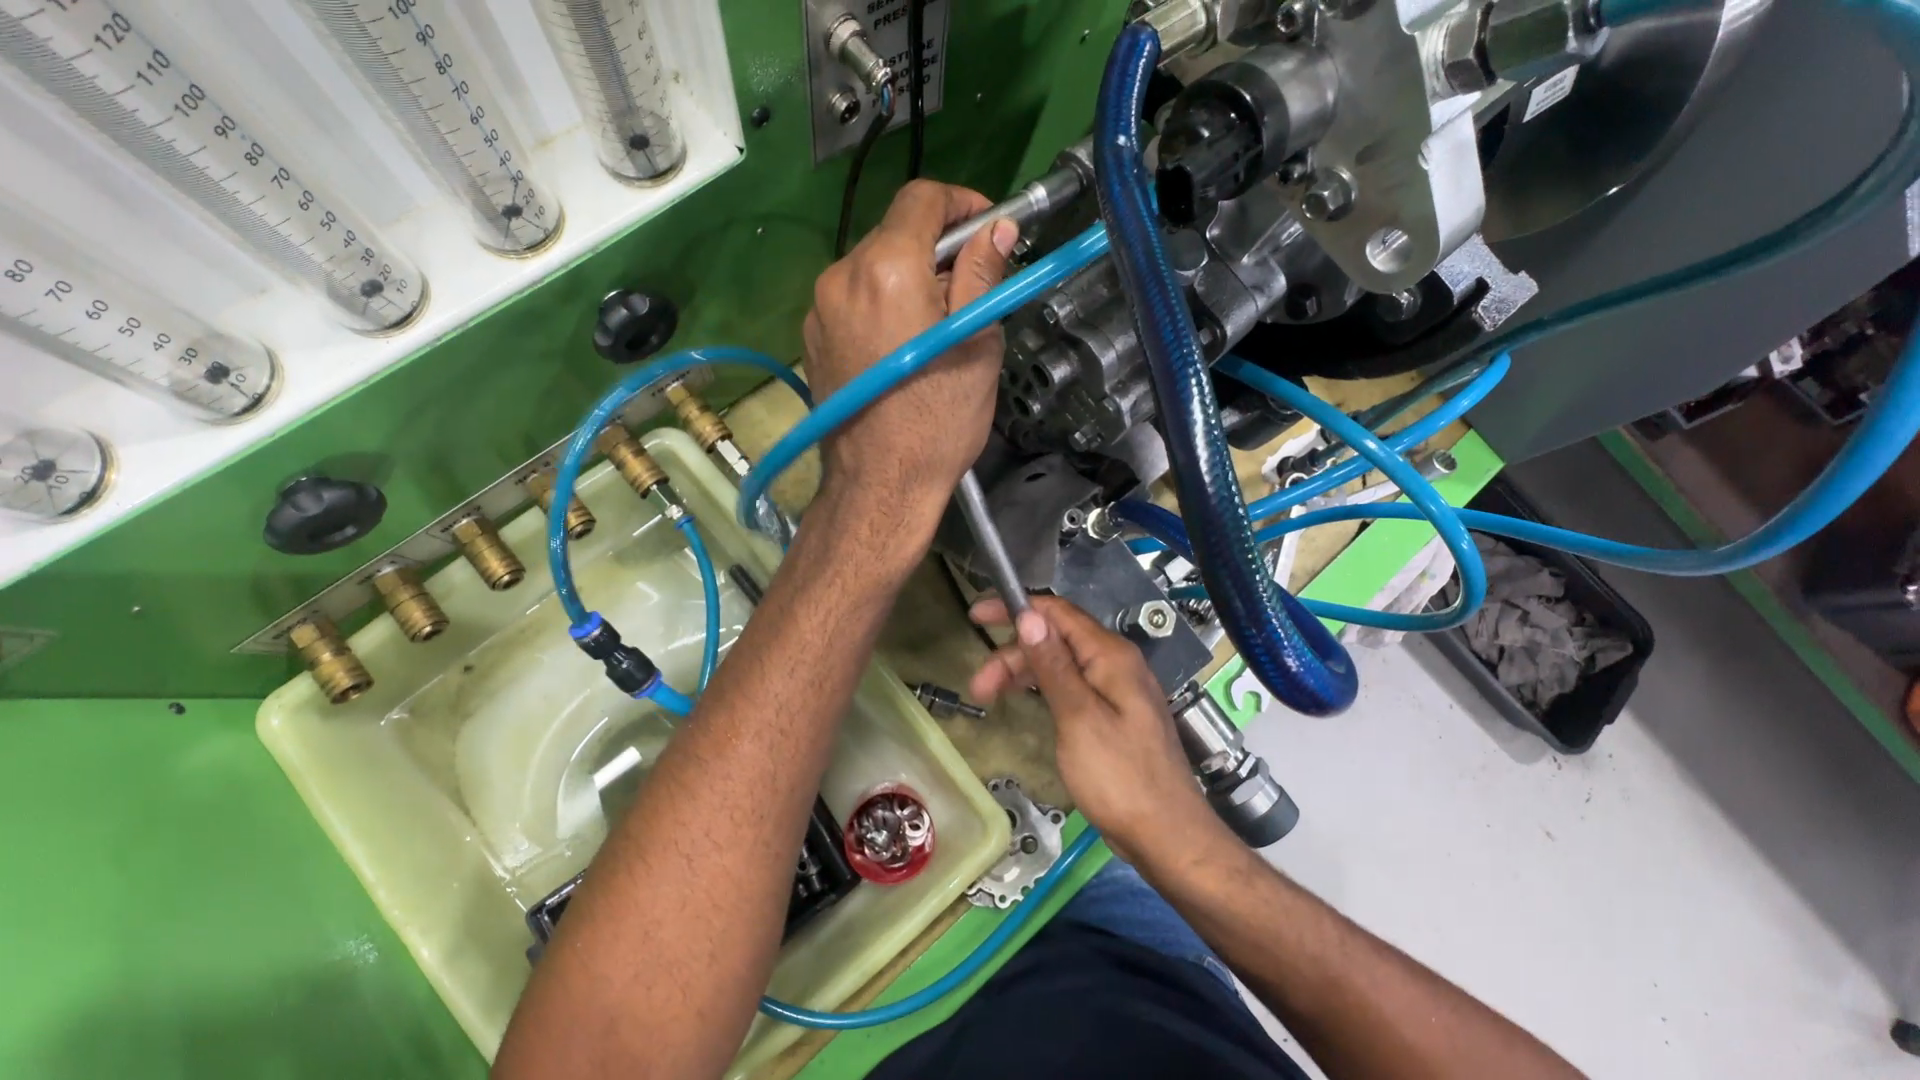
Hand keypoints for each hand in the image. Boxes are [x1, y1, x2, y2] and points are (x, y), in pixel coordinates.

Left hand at [803, 180, 1018, 504]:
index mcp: (888, 269)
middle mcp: (842, 275)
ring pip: (873, 266)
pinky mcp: (812, 337)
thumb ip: (982, 275)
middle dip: (936, 247)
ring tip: (937, 324)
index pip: (922, 197)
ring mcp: (820, 308)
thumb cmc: (938, 420)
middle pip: (895, 231)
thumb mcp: (977, 344)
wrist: (879, 484)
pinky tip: (902, 346)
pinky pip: (854, 298)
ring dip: (909, 277)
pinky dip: (882, 303)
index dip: (962, 203)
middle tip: (971, 287)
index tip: (989, 231)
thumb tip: (995, 229)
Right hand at [967, 595, 1228, 863]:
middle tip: (978, 686)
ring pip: (1062, 665)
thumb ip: (1053, 665)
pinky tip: (1024, 702)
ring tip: (988, 697)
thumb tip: (1029, 616)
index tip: (975, 615)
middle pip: (1056, 640)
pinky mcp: (1114, 717)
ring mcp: (1117, 691)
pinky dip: (1043, 689)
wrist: (1165, 833)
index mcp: (1111, 656)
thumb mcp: (1078, 717)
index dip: (1015, 608)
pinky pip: (1072, 687)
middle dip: (1012, 654)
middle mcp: (1116, 664)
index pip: (1058, 613)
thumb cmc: (1119, 776)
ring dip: (1023, 673)